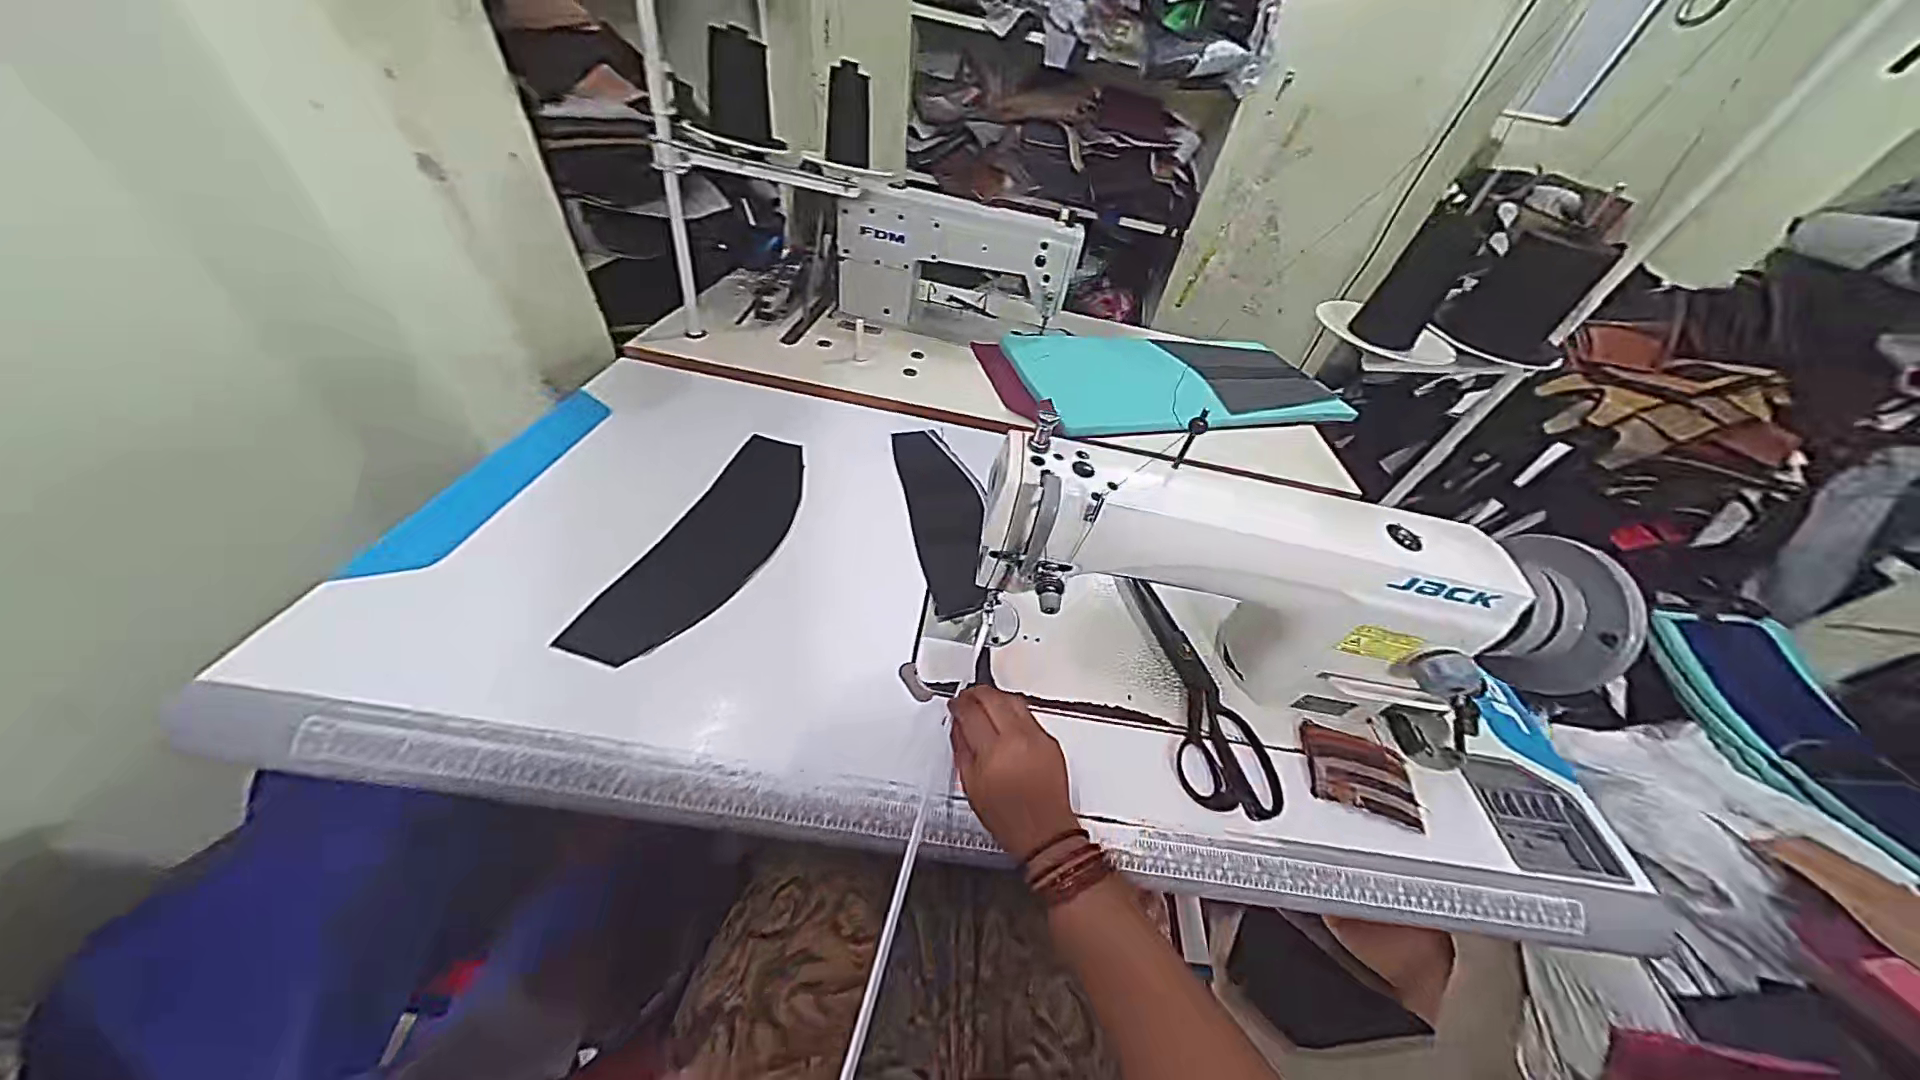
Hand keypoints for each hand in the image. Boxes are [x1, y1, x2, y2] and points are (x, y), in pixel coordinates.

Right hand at [949, 685, 1079, 857]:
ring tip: (985, 702)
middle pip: (992, 698)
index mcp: (993, 752)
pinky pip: (1028, 714)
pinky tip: (1005, 717)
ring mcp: (1036, 738)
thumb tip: (958, 726)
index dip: (959, 704)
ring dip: (995, 697)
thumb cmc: (1009, 819)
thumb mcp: (971, 786)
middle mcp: (1017, 740)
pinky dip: (1013, 710)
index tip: (955, 705)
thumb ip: (961, 749)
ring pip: (1012, 700)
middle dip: (976, 694)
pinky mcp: (1050, 740)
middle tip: (967, 698)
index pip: (971, 712)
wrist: (1044, 832)